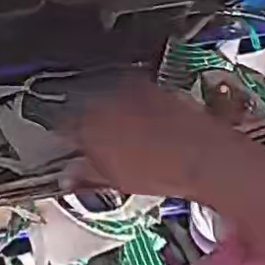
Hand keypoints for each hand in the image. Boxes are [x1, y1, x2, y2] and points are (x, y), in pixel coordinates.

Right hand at [73, 80, 256, 198]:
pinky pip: (125, 90)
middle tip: (96, 139)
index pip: (63, 125)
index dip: (64, 135)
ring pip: (103, 96)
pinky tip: (140, 120)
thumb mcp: (116, 181)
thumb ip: (86, 175)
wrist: (201, 154)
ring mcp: (122, 89)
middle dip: (84, 119)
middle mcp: (99, 100)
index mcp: (85, 124)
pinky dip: (127, 102)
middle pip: (81, 107)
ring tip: (120, 130)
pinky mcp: (145, 84)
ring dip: (106, 109)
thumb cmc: (158, 172)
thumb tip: (67, 177)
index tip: (70, 144)